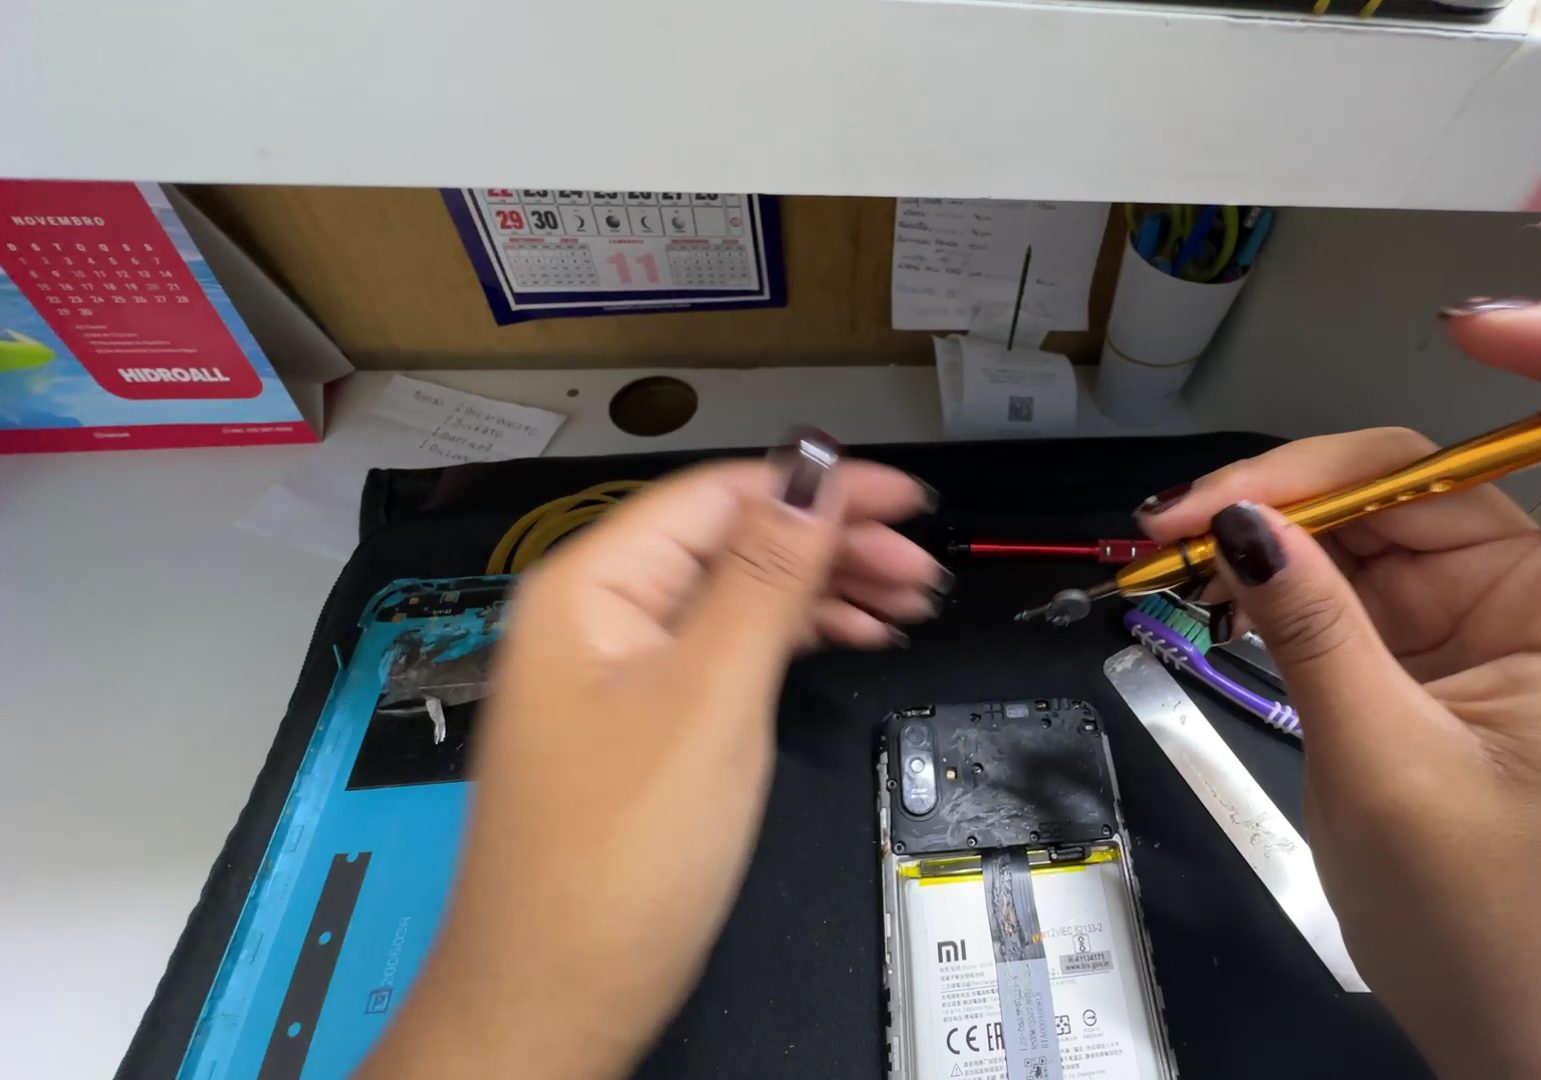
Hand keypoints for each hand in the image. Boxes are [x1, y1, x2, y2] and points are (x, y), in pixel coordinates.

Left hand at [359, 431, 945, 1079]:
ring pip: (750, 591)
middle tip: (916, 566)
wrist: (564, 997)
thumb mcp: (712, 697)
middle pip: (742, 541)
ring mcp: (636, 660)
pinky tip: (856, 635)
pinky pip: (744, 641)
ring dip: (830, 589)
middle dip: (835, 546)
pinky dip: (804, 634)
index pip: (725, 497)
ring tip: (905, 600)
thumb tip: (812, 482)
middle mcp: (609, 611)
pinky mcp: (663, 704)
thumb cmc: (617, 861)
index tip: (898, 498)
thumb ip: (766, 578)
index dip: (819, 489)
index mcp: (595, 587)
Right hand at [1134, 300, 1540, 1077]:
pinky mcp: (1393, 623)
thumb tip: (1242, 524)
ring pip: (1355, 509)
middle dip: (1298, 479)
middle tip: (1184, 519)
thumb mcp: (1381, 759)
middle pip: (1425, 470)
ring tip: (1168, 552)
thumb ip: (1315, 632)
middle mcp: (1529, 586)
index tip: (1463, 333)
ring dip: (1256, 520)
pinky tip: (1204, 585)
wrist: (1448, 971)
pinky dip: (1257, 563)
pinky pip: (1320, 560)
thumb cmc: (1456, 894)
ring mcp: (1453, 601)